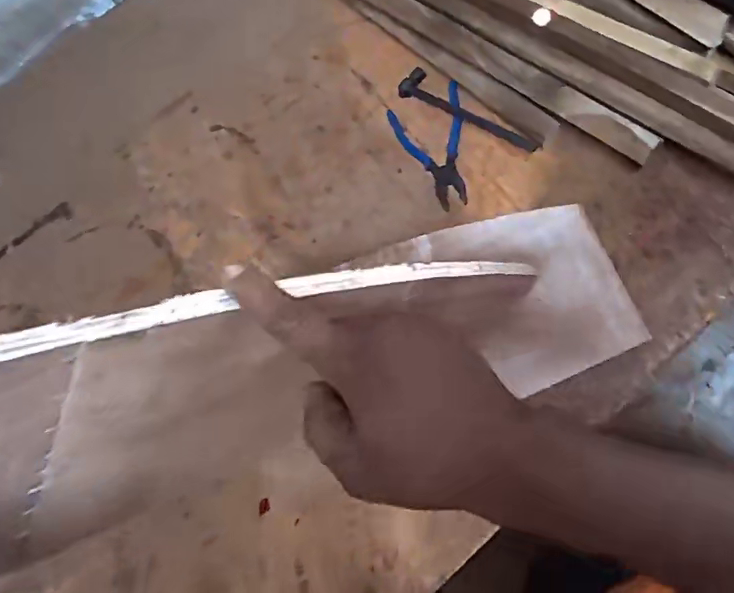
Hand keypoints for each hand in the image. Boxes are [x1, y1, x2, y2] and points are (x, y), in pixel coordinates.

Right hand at [225, 265, 533, 511]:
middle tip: (360, 419)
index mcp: (356, 355)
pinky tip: (416, 402)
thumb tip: (318, 387)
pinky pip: (397, 342)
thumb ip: (320, 424)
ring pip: (369, 341)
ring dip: (366, 371)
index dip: (264, 298)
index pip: (298, 323)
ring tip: (395, 416)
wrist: (498, 446)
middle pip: (338, 338)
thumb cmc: (422, 460)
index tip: (235, 269)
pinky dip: (392, 367)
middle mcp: (385, 325)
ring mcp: (417, 323)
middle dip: (334, 370)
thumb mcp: (353, 466)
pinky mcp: (441, 329)